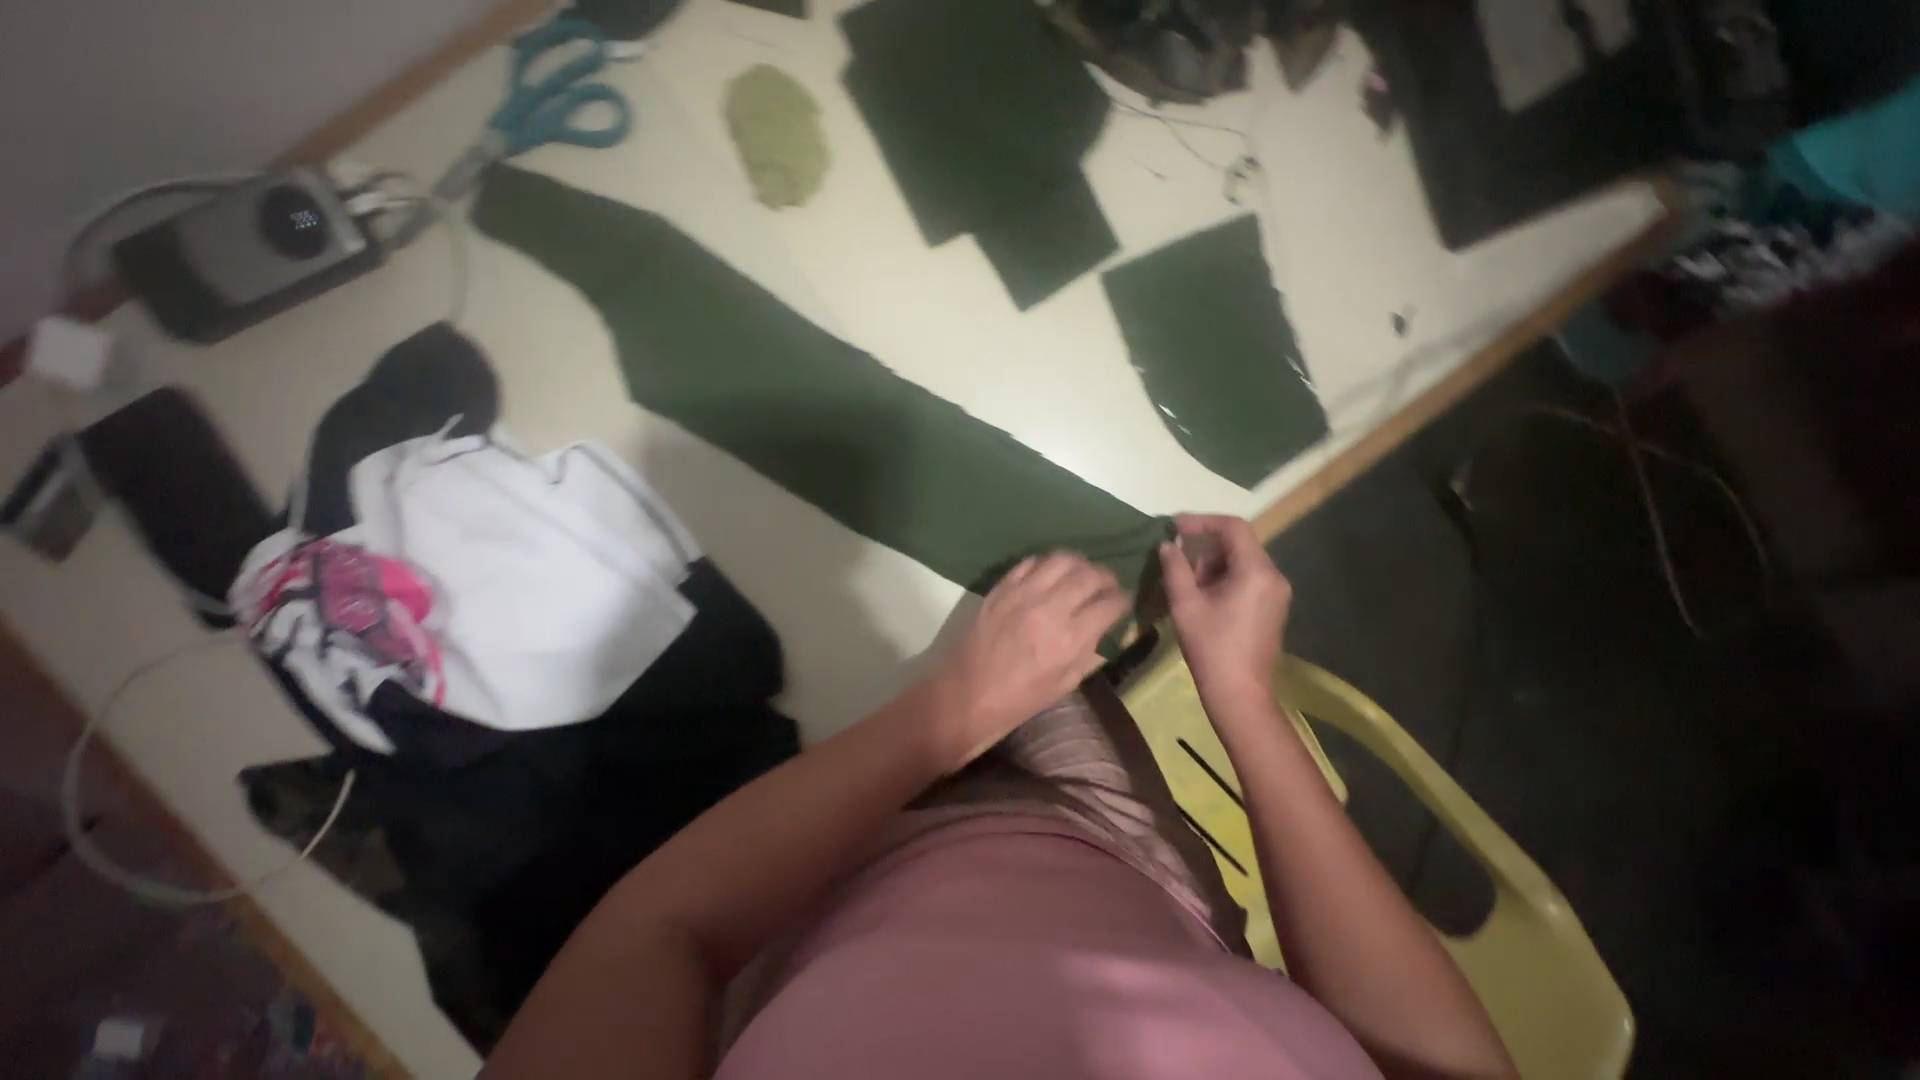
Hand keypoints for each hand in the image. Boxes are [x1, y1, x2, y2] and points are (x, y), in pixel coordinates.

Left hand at [921, 553, 1128, 768]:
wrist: (967, 693)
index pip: (1110, 604)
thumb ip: (1088, 649)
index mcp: (1069, 639)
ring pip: (1061, 560)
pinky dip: (1047, 564)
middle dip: (1107, 577)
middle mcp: (1049, 609)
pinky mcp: (1000, 588)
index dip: (1124, 600)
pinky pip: (1030, 562)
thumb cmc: (1019, 698)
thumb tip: (1103, 624)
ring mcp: (1022, 594)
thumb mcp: (1065, 683)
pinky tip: (1051, 574)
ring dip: (1079, 564)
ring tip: (1082, 574)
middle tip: (1108, 584)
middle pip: (1090, 575)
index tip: (1125, 601)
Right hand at [1159, 514, 1292, 710]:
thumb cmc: (1211, 647)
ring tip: (1187, 586)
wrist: (1239, 693)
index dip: (1201, 521)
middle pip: (1238, 544)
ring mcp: (1277, 593)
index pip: (1233, 527)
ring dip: (1212, 565)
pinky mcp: (1273, 608)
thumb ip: (1175, 568)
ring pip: (1242, 562)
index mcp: (1256, 571)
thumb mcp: (1185, 604)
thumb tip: (1167, 545)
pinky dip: (1225, 578)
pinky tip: (1204, 599)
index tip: (1173, 527)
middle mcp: (1273, 576)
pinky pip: (1248, 579)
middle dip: (1204, 548)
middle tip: (1177, 564)